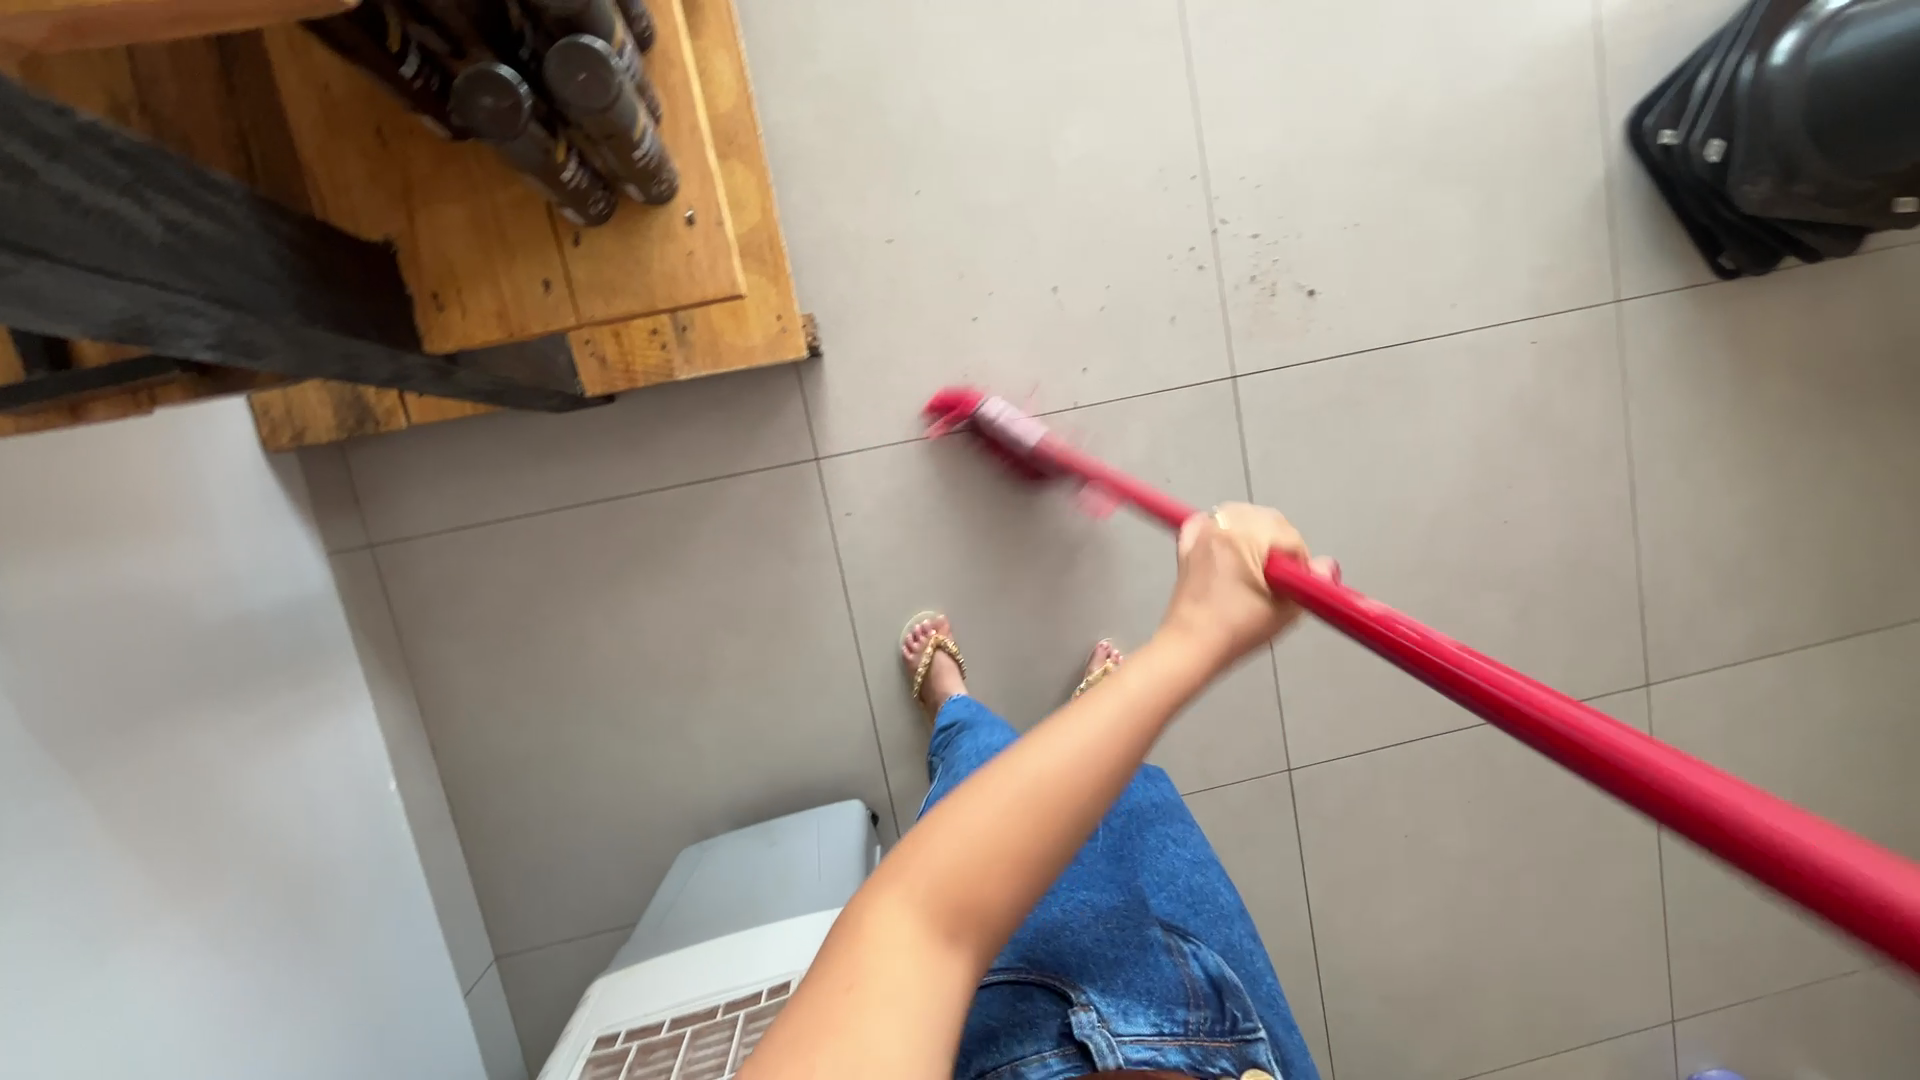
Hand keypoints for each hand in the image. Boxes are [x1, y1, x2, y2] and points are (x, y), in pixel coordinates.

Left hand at [1157, 502, 1337, 670]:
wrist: (1191, 643)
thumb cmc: (1234, 629)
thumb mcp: (1285, 609)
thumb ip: (1312, 583)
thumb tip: (1326, 566)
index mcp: (1244, 537)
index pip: (1290, 536)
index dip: (1301, 560)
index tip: (1300, 582)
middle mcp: (1221, 527)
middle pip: (1266, 519)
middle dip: (1280, 542)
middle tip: (1282, 574)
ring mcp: (1201, 534)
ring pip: (1238, 514)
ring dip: (1254, 530)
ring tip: (1259, 562)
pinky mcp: (1186, 545)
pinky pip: (1207, 522)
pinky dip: (1220, 528)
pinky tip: (1228, 547)